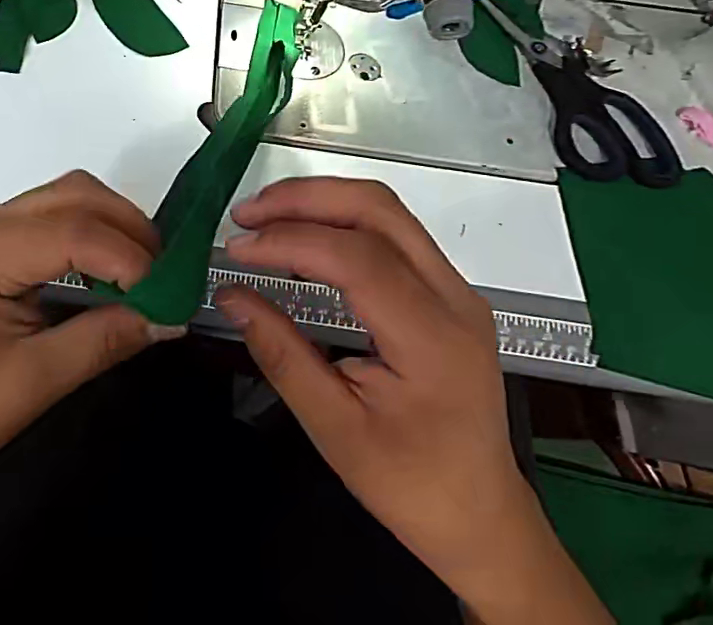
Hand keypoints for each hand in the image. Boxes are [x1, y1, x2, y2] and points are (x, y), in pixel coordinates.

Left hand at [0, 171, 183, 538]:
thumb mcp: (35, 381)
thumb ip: (105, 339)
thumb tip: (170, 317)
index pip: (72, 232)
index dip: (129, 258)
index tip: (168, 294)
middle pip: (74, 195)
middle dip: (129, 229)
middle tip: (166, 275)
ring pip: (69, 198)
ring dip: (115, 227)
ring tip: (146, 273)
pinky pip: (57, 218)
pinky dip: (95, 236)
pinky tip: (113, 272)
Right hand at [214, 178, 609, 624]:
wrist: (480, 515)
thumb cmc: (411, 483)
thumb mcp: (334, 429)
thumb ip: (281, 353)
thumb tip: (231, 296)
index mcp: (433, 339)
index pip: (358, 258)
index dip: (291, 241)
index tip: (238, 248)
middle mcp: (454, 297)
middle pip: (378, 209)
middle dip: (305, 198)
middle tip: (247, 215)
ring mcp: (455, 287)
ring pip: (386, 210)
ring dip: (321, 200)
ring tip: (265, 215)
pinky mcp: (445, 288)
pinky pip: (391, 229)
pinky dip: (340, 217)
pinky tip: (303, 231)